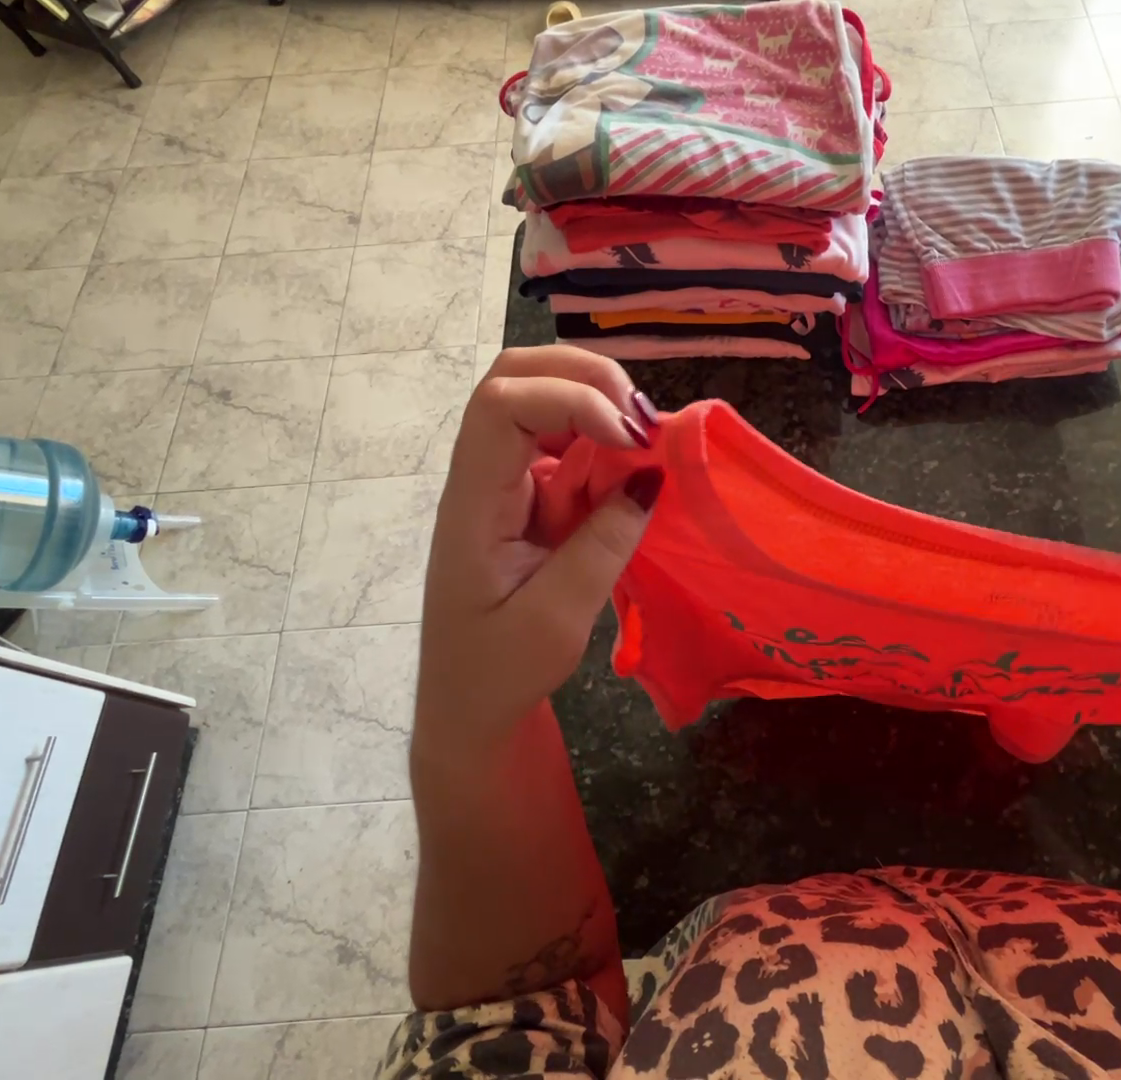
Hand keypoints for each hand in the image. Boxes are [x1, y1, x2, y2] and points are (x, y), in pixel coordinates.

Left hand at [419, 346, 661, 737]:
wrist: (470, 706)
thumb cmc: (500, 671)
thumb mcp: (557, 619)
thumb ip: (603, 546)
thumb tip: (651, 477)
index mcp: (472, 503)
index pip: (500, 406)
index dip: (570, 400)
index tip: (631, 441)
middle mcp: (483, 477)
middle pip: (514, 377)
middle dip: (585, 379)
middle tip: (642, 421)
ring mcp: (505, 484)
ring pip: (544, 403)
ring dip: (600, 411)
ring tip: (646, 450)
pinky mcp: (529, 499)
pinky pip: (566, 447)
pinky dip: (604, 447)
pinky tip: (630, 477)